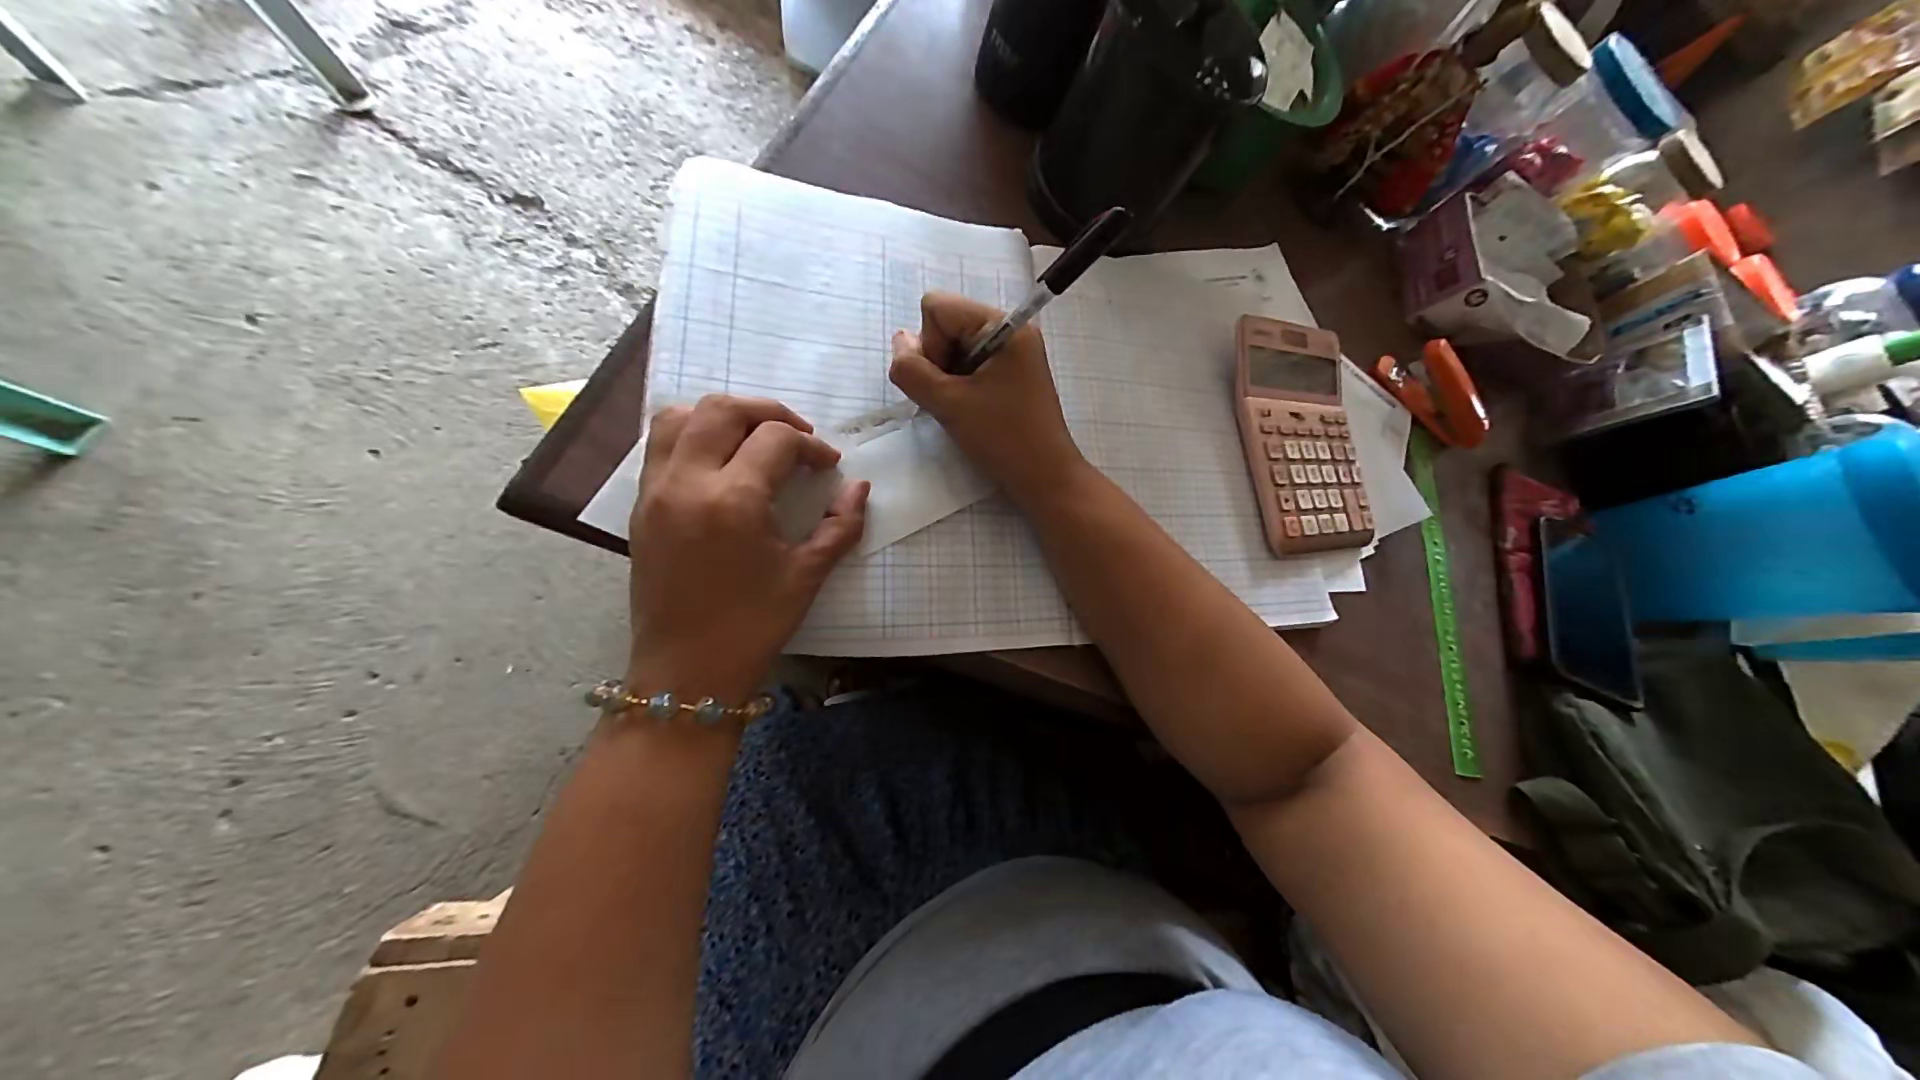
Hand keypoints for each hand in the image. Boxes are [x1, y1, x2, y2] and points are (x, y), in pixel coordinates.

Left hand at [627, 395, 869, 703]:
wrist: (686, 670)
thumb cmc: (752, 626)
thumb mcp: (806, 575)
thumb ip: (839, 525)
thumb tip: (859, 487)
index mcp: (733, 500)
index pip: (776, 440)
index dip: (811, 445)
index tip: (828, 465)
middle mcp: (687, 482)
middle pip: (724, 409)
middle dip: (769, 413)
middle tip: (798, 436)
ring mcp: (656, 491)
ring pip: (681, 417)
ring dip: (723, 415)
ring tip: (753, 439)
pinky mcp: (641, 505)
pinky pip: (660, 445)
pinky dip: (692, 434)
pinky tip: (720, 461)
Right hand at [889, 291, 1086, 502]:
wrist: (1045, 478)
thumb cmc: (1002, 438)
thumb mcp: (948, 403)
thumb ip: (912, 370)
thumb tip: (900, 340)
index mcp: (1004, 325)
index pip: (937, 308)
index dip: (929, 344)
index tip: (947, 382)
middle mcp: (1010, 330)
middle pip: (945, 324)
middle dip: (938, 361)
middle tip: (954, 399)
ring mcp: (1011, 352)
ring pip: (954, 347)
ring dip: (946, 377)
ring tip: (962, 408)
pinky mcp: (1010, 374)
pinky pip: (969, 364)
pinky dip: (959, 385)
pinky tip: (969, 410)